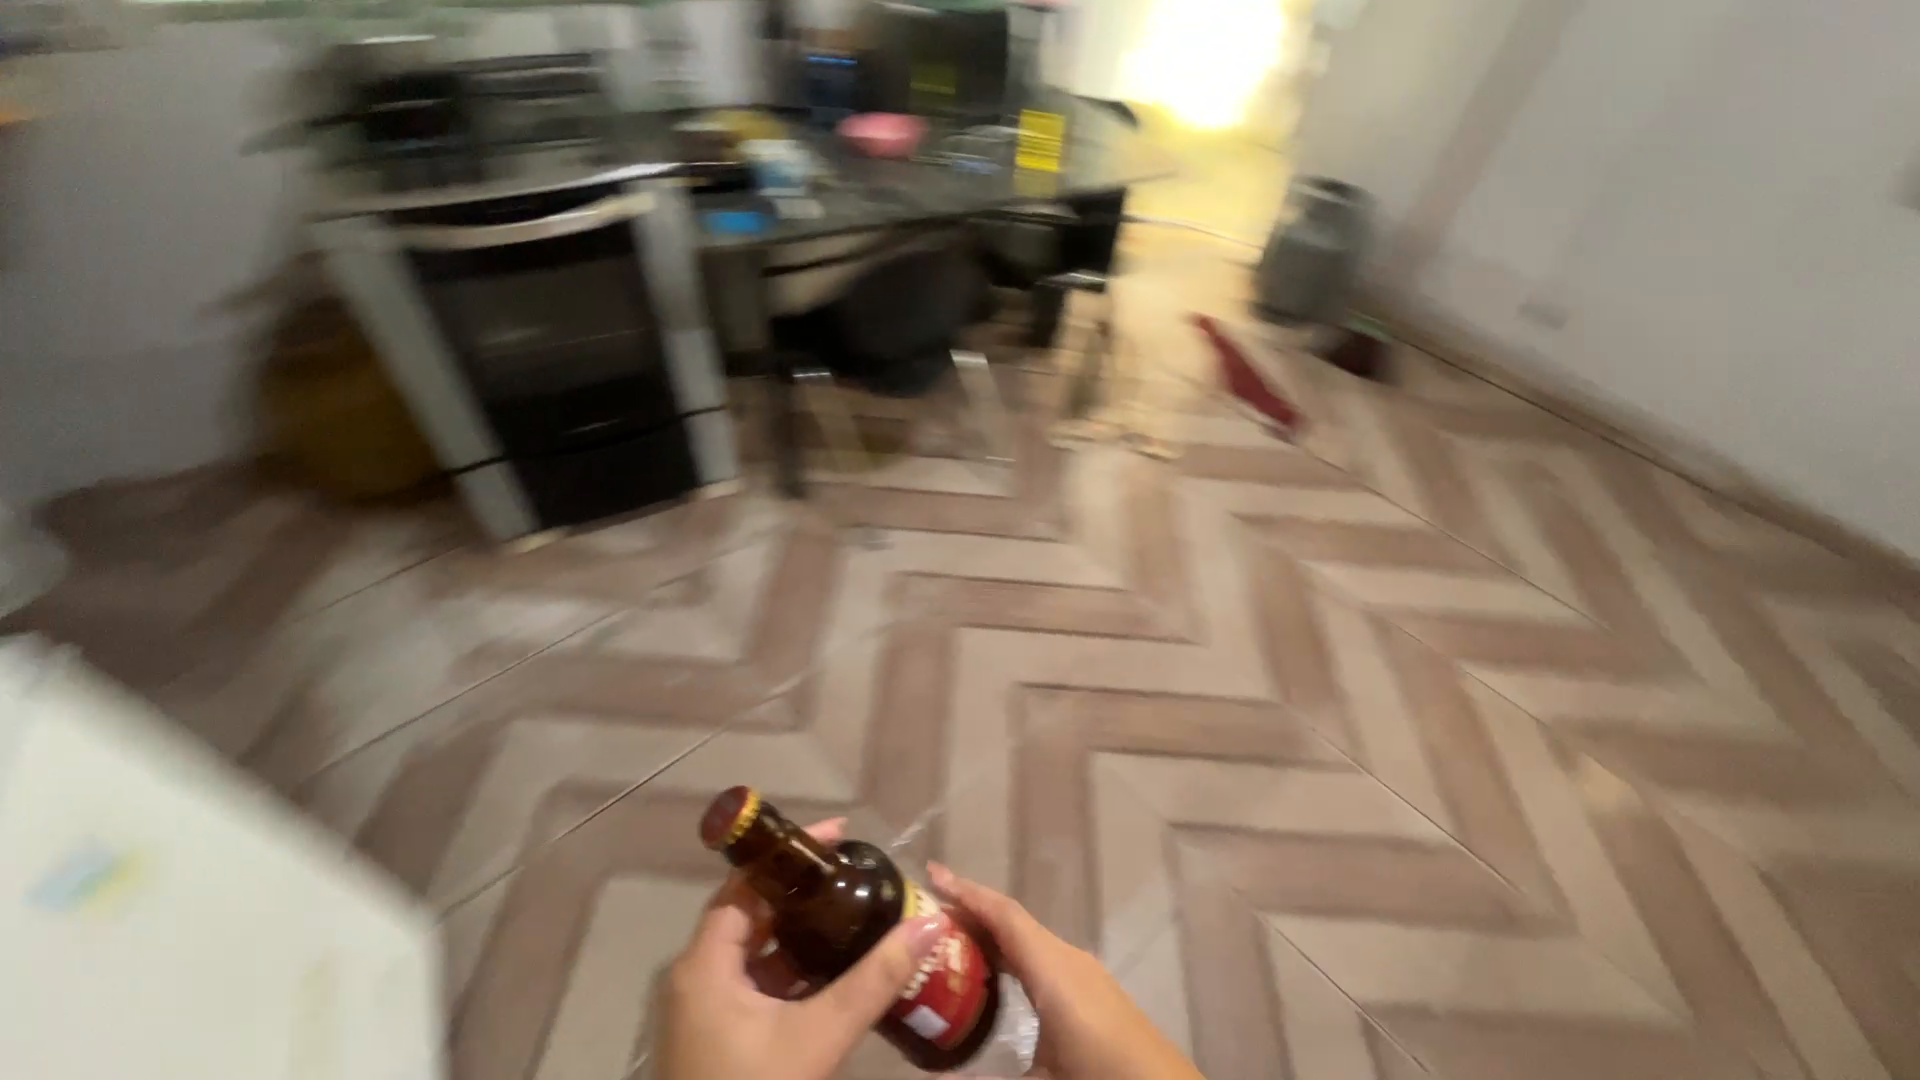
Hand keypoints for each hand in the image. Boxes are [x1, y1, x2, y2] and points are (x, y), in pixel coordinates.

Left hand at [653, 818, 946, 1079]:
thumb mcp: (818, 1035)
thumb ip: (874, 979)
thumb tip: (928, 924)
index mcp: (704, 962)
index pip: (746, 883)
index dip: (790, 855)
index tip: (838, 838)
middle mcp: (695, 976)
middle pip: (751, 913)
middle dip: (802, 894)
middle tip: (853, 877)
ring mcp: (702, 1010)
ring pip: (754, 953)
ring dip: (799, 936)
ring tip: (851, 916)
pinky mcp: (713, 1038)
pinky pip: (753, 985)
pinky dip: (788, 973)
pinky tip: (830, 976)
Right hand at [929, 863, 1205, 1079]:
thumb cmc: (1105, 1074)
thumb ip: (988, 1075)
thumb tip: (935, 1076)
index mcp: (1055, 971)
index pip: (1005, 916)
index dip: (967, 892)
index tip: (932, 874)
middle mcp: (1069, 960)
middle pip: (1014, 921)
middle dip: (971, 911)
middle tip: (927, 914)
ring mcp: (1085, 974)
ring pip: (1029, 939)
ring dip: (992, 932)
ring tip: (952, 940)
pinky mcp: (1093, 992)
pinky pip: (1042, 956)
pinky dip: (1012, 953)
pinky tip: (997, 974)